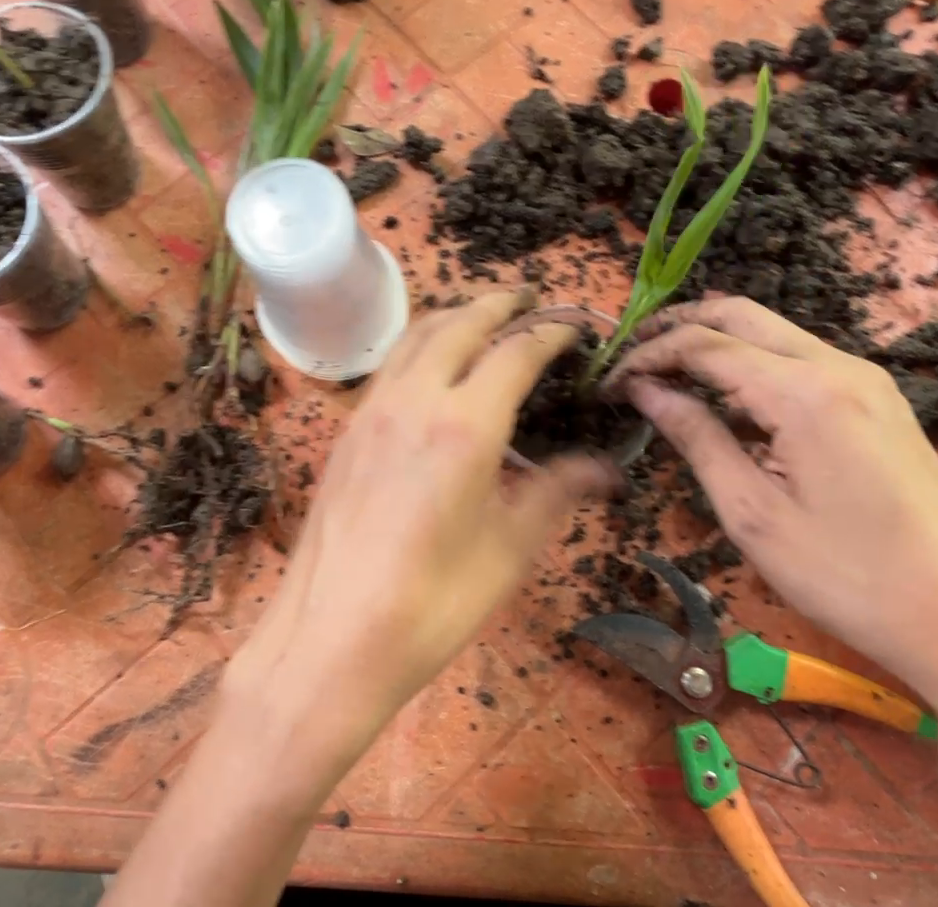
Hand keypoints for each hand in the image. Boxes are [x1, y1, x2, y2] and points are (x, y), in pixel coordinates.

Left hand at [224, 290, 618, 758]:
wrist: (331, 636)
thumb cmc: (432, 602)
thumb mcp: (508, 549)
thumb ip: (557, 492)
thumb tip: (607, 469)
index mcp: (464, 425)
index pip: (515, 351)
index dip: (550, 333)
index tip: (574, 328)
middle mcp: (413, 400)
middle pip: (460, 324)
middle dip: (500, 305)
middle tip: (531, 301)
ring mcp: (371, 411)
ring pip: (416, 336)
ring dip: (455, 316)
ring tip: (484, 317)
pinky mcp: (347, 431)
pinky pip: (390, 365)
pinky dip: (421, 345)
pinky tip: (432, 367)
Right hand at [606, 296, 937, 746]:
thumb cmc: (847, 577)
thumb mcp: (753, 514)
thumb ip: (696, 438)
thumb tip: (645, 391)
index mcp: (804, 391)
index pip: (705, 345)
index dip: (649, 355)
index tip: (609, 382)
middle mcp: (839, 366)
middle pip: (741, 315)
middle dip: (679, 328)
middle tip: (631, 358)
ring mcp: (866, 381)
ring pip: (773, 334)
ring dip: (716, 345)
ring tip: (667, 380)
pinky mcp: (879, 403)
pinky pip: (801, 363)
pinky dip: (752, 368)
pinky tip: (727, 404)